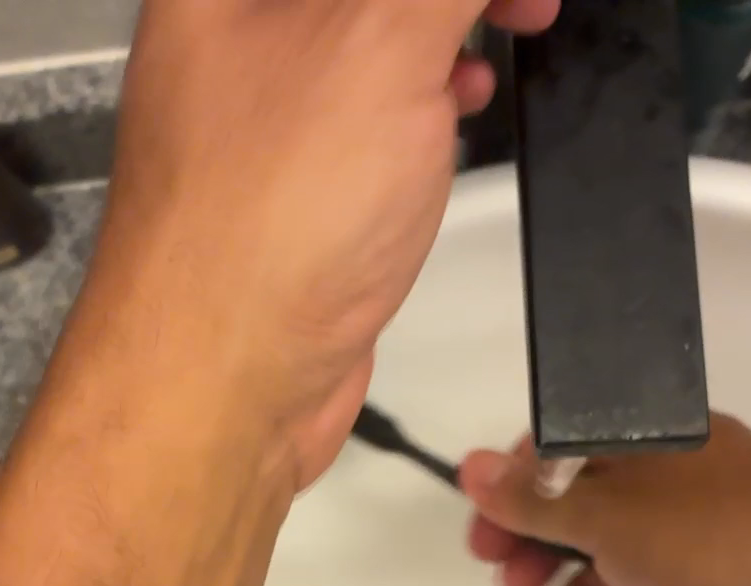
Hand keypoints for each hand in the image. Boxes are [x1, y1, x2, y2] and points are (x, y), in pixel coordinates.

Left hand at [84, 0, 559, 490]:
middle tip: (523, 0)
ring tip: (504, 36)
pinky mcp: (293, 195)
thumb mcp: (380, 42)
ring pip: (364, 44)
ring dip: (440, 32)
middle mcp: (230, 41)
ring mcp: (260, 127)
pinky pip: (364, 117)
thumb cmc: (288, 206)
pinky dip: (418, 103)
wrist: (227, 383)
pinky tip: (458, 114)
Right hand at [458, 416, 750, 585]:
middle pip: (588, 505)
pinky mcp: (734, 576)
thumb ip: (533, 498)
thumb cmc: (707, 541)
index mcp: (653, 438)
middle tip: (510, 585)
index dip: (515, 489)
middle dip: (542, 548)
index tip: (486, 532)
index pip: (563, 449)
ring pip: (624, 552)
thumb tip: (471, 467)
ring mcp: (712, 527)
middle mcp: (682, 475)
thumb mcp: (605, 518)